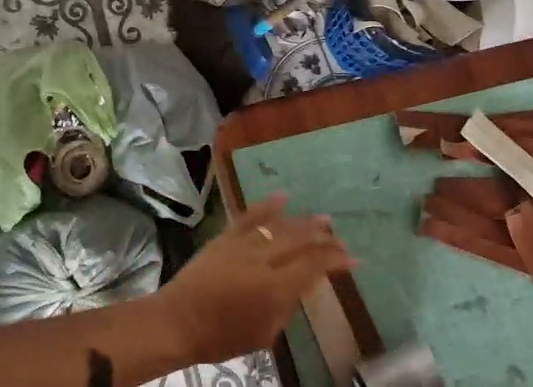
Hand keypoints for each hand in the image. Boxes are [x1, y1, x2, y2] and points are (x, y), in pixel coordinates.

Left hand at [153, 194, 354, 366]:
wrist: (179, 320)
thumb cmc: (222, 336)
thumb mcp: (264, 334)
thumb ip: (286, 306)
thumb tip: (301, 285)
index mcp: (274, 288)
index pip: (313, 267)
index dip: (335, 261)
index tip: (354, 259)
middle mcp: (261, 260)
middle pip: (300, 242)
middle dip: (324, 239)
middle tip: (341, 239)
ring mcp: (242, 244)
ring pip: (279, 226)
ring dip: (303, 222)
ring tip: (323, 219)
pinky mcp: (225, 236)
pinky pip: (249, 216)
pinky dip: (267, 205)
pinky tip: (283, 196)